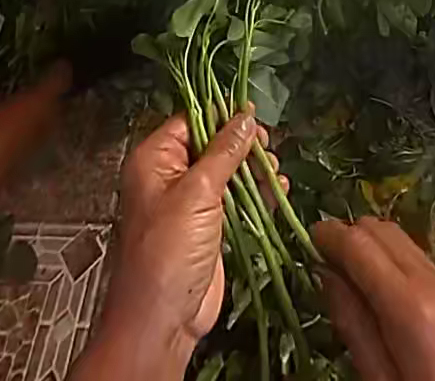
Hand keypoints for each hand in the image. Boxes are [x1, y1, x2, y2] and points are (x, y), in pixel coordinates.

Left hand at [71, 110, 261, 379]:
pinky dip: (258, 193)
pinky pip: (236, 198)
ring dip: (253, 168)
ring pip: (228, 170)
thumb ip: (225, 151)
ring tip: (274, 168)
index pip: (192, 120)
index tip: (252, 115)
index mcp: (156, 158)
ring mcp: (192, 201)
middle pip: (213, 143)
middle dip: (242, 143)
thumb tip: (245, 117)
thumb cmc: (168, 250)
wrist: (163, 319)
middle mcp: (172, 174)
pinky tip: (278, 188)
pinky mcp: (210, 225)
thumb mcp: (197, 192)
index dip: (222, 115)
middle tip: (266, 145)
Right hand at [312, 217, 434, 380]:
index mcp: (410, 307)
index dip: (329, 235)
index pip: (359, 244)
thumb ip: (351, 321)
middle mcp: (430, 282)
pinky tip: (374, 281)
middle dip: (346, 235)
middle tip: (323, 260)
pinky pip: (410, 252)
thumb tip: (324, 271)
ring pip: (395, 234)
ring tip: (346, 271)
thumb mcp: (377, 379)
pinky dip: (385, 253)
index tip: (306, 240)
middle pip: (378, 228)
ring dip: (366, 241)